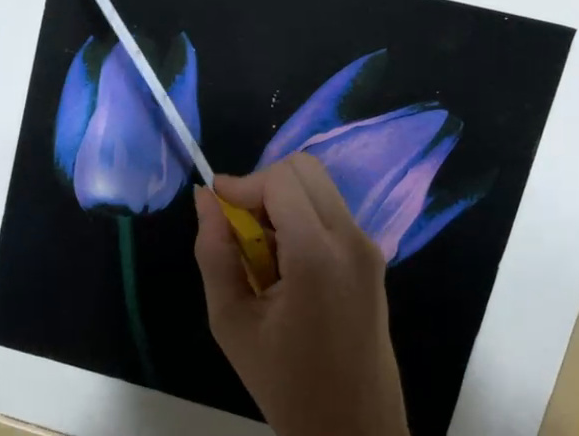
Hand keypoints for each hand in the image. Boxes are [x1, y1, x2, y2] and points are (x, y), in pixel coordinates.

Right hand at [194, 155, 408, 435]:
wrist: (354, 433)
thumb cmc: (286, 383)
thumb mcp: (231, 321)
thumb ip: (213, 252)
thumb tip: (204, 197)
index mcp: (318, 256)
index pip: (280, 179)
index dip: (242, 184)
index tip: (217, 208)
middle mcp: (352, 241)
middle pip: (304, 169)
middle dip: (264, 185)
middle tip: (239, 225)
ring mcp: (369, 249)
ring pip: (319, 187)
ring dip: (283, 200)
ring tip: (260, 249)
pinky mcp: (373, 261)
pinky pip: (331, 212)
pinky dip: (302, 217)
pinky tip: (285, 263)